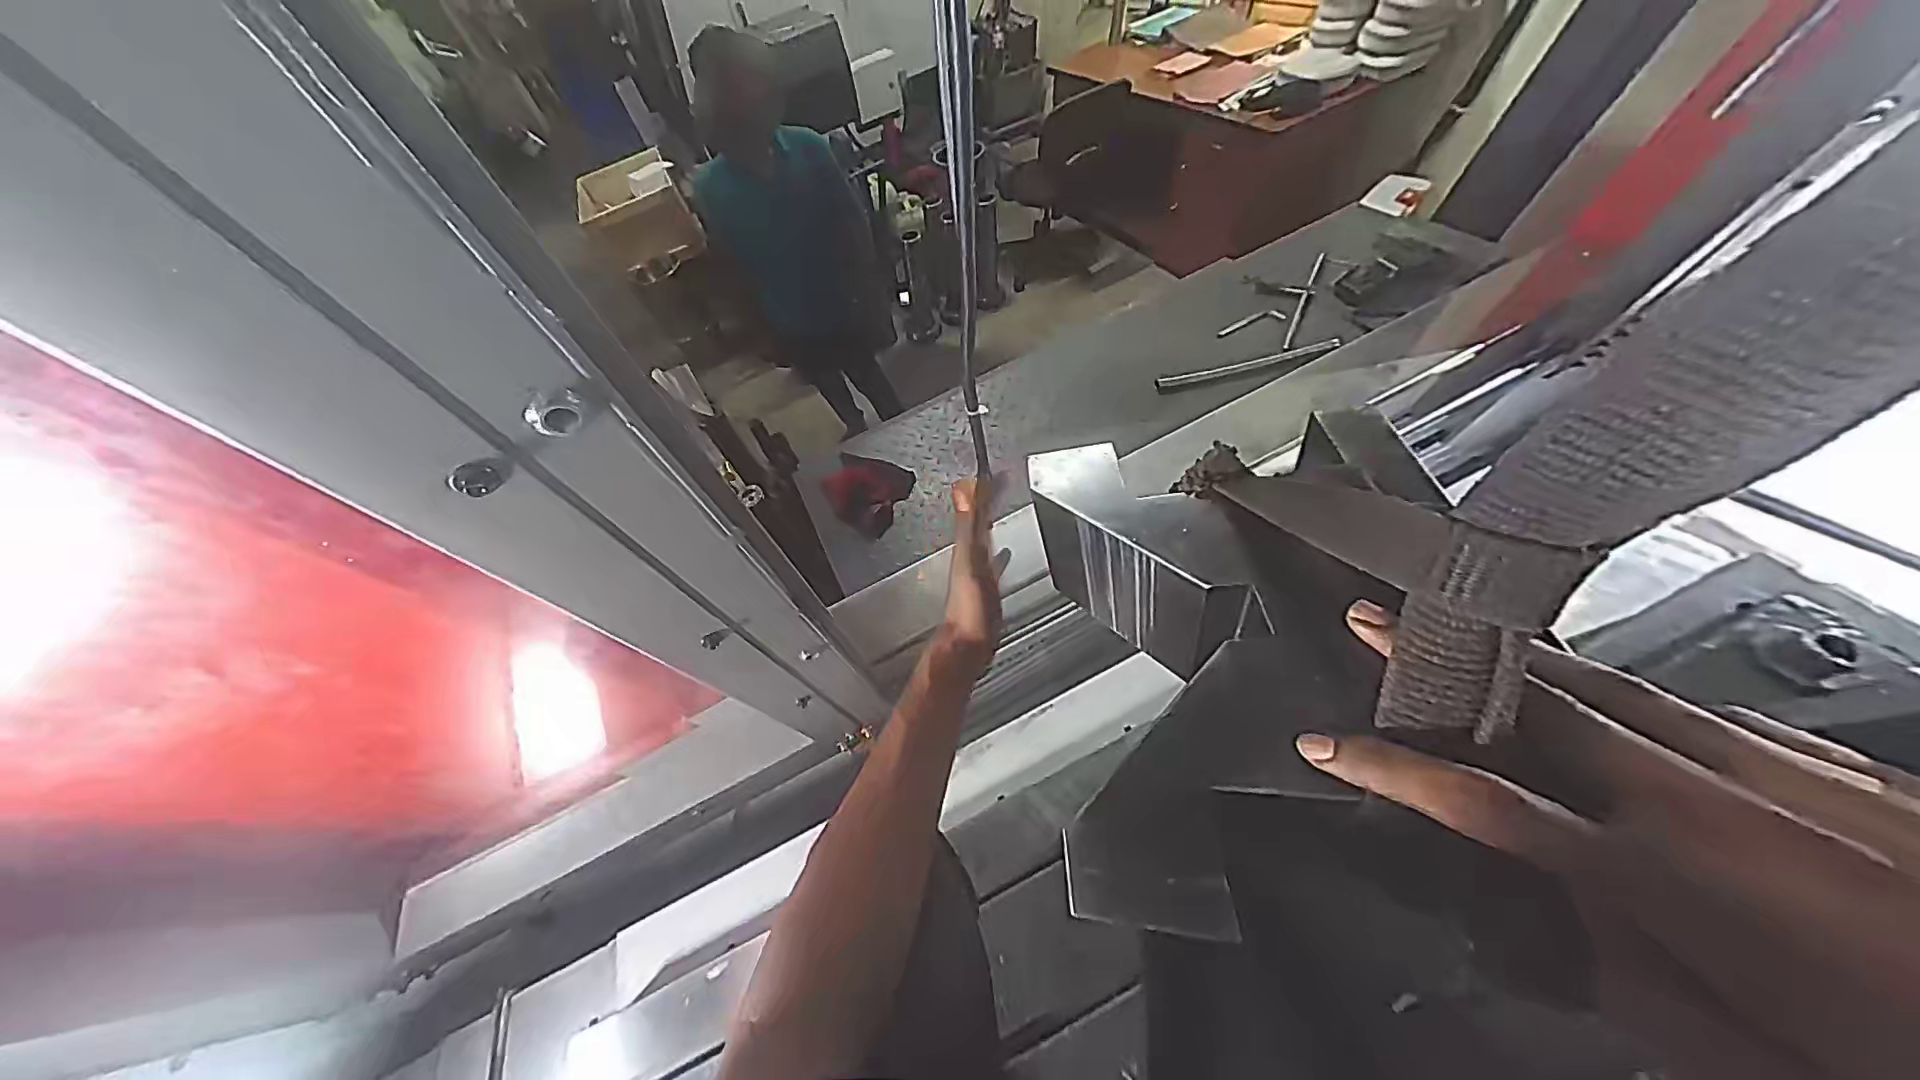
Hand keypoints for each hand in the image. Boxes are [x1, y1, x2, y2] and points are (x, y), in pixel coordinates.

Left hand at [935, 476, 1005, 672]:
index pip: (975, 510)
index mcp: (966, 547)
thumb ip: (967, 525)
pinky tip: (1004, 555)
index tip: (995, 473)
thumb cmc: (969, 607)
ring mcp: (978, 573)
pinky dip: (999, 555)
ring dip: (993, 524)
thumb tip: (962, 490)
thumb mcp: (969, 560)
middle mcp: (970, 557)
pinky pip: (994, 564)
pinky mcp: (987, 589)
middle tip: (1000, 485)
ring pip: (986, 539)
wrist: (968, 644)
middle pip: (980, 522)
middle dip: (989, 502)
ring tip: (1002, 511)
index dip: (985, 491)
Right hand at [1297, 600, 1919, 1079]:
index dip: (1384, 765)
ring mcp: (1777, 768)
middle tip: (1371, 621)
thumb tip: (1534, 920)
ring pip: (1604, 685)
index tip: (1326, 746)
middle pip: (1528, 701)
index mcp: (1668, 877)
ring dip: (1507, 657)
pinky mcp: (1839, 764)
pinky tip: (1595, 693)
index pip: (1477, 798)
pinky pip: (1692, 705)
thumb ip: (1616, 972)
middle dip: (1433, 655)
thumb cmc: (1913, 1054)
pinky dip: (1617, 691)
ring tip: (1452, 632)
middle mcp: (1709, 801)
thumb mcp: (1737, 1046)